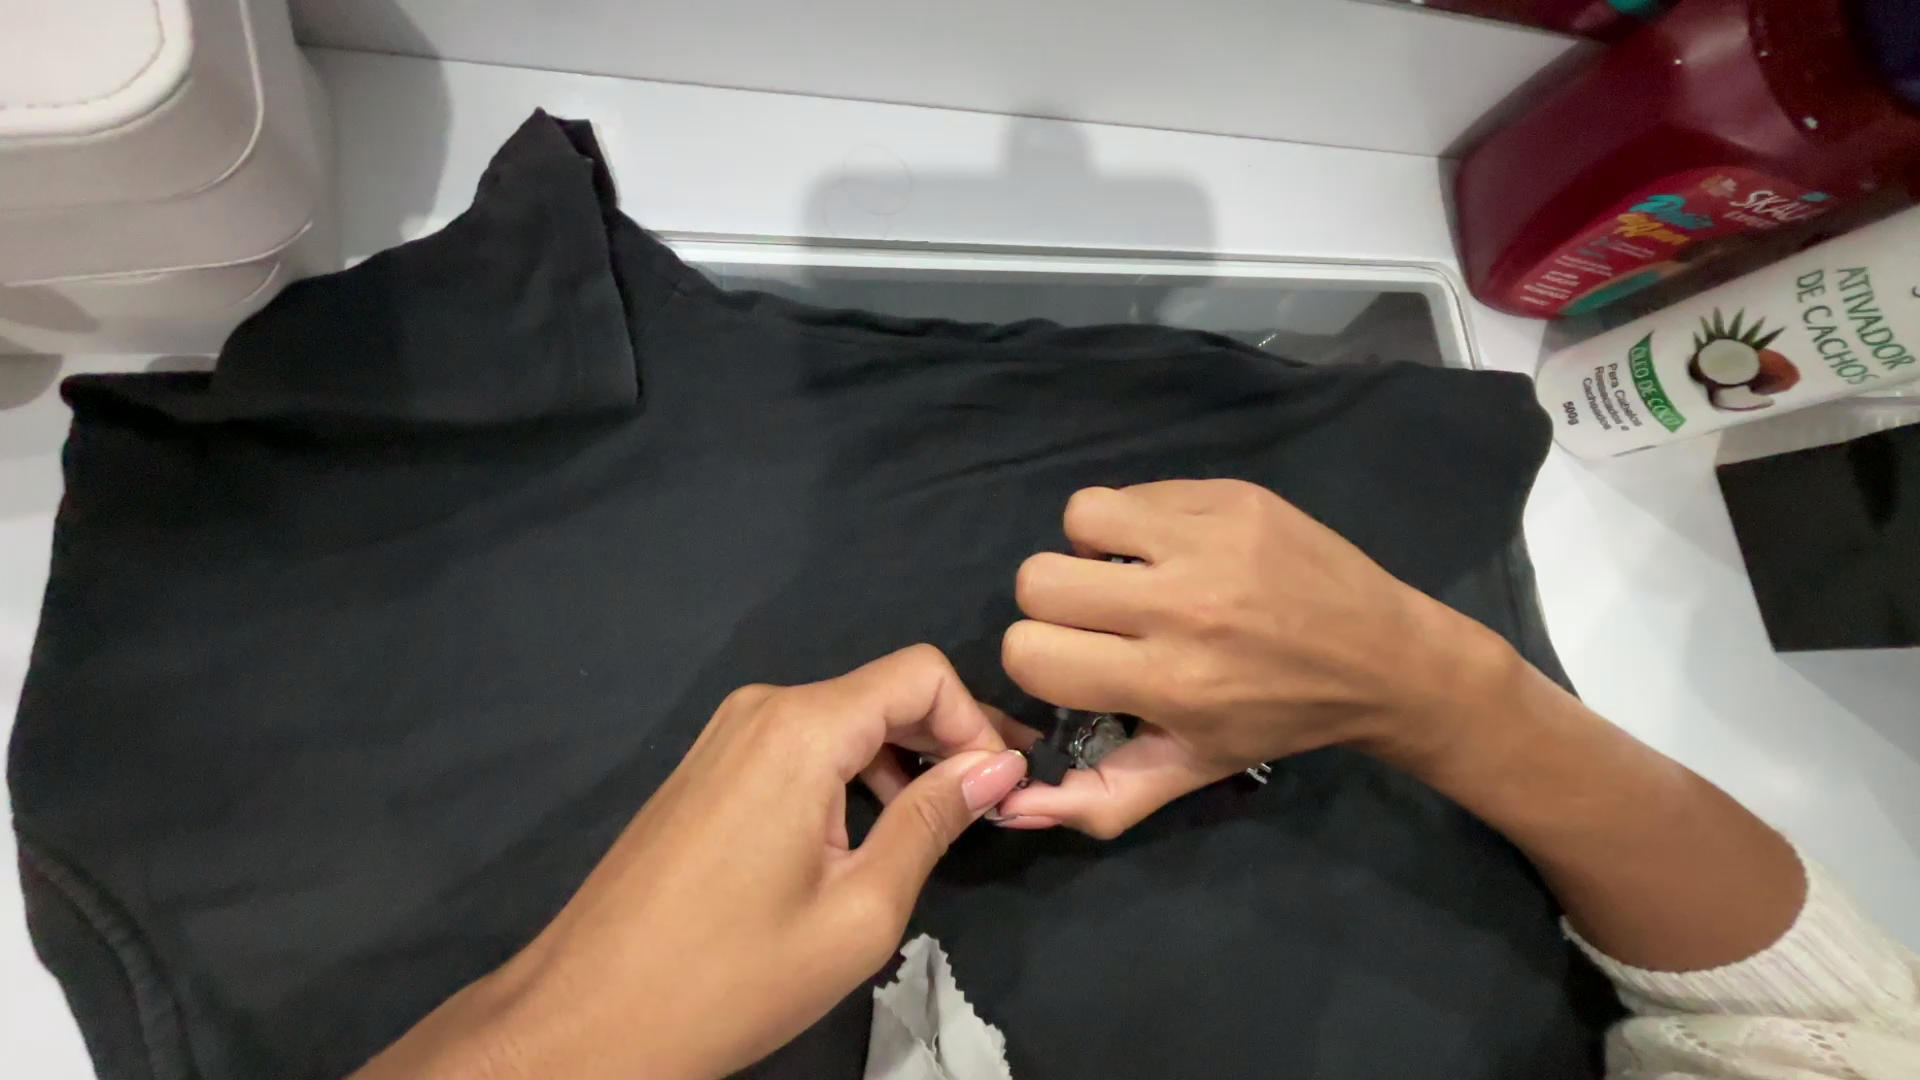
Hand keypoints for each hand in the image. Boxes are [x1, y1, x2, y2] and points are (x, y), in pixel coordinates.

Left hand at [350, 646, 1028, 1079]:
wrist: (578, 1022)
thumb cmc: (730, 978)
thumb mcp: (859, 911)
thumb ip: (934, 820)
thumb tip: (998, 765)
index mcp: (803, 727)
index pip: (921, 673)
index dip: (975, 720)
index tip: (1000, 786)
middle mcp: (767, 705)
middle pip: (885, 689)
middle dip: (946, 736)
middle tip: (990, 799)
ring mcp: (732, 729)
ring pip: (847, 715)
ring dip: (901, 755)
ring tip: (935, 819)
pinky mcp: (714, 757)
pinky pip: (805, 739)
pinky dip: (853, 767)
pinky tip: (866, 823)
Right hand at [994, 480, 1501, 836]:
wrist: (1387, 659)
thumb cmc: (1278, 720)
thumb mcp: (1191, 770)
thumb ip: (1100, 797)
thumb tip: (1012, 800)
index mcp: (1167, 684)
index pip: (1028, 652)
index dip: (1036, 656)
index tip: (1074, 658)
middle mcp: (1183, 608)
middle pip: (1037, 579)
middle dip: (1053, 601)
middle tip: (1100, 613)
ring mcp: (1210, 541)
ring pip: (1079, 516)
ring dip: (1090, 546)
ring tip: (1133, 569)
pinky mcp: (1232, 495)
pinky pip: (1136, 491)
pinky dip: (1139, 519)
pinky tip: (1176, 546)